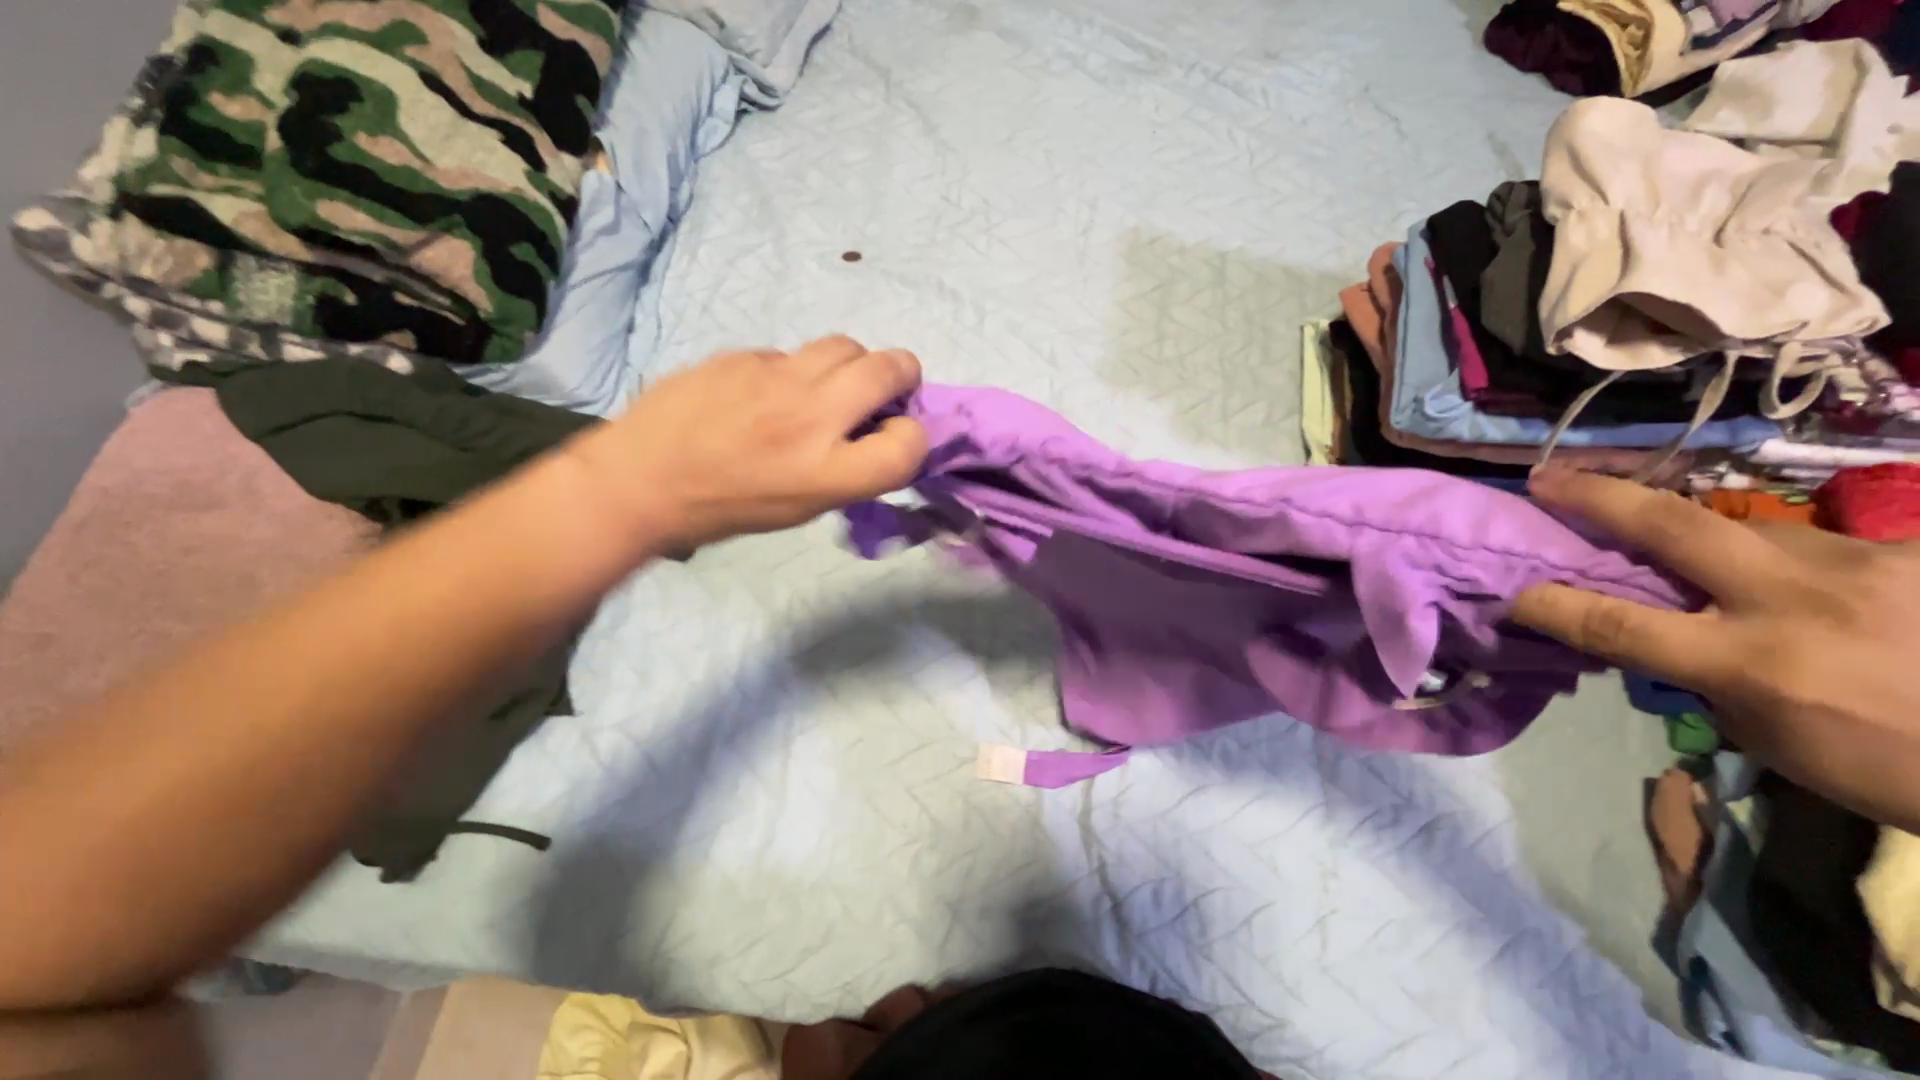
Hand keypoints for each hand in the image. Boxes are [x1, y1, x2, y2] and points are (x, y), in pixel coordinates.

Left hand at [570, 335, 927, 552]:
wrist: (642, 478)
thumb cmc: (726, 508)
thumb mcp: (802, 507)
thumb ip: (850, 469)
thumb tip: (879, 431)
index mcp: (829, 471)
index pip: (910, 440)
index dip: (912, 437)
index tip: (892, 439)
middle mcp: (814, 416)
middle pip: (892, 367)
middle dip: (901, 376)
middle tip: (883, 394)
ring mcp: (778, 376)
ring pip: (845, 346)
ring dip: (852, 365)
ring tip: (827, 387)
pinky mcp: (745, 355)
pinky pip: (791, 354)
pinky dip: (795, 371)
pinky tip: (765, 393)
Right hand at [1510, 467, 1919, 831]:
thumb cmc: (1889, 770)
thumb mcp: (1773, 739)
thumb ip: (1709, 673)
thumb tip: (1667, 629)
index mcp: (1754, 665)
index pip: (1617, 623)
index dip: (1551, 602)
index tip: (1510, 587)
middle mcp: (1796, 600)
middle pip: (1672, 525)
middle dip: (1597, 496)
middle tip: (1546, 478)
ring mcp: (1860, 564)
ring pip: (1747, 528)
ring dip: (1708, 538)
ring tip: (1704, 557)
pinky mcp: (1907, 550)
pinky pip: (1817, 544)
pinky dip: (1789, 561)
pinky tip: (1810, 585)